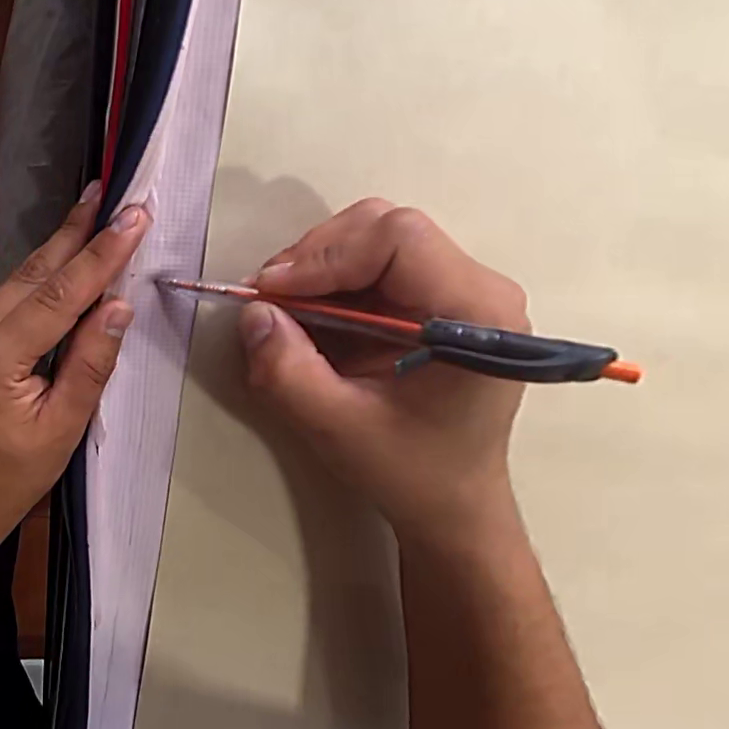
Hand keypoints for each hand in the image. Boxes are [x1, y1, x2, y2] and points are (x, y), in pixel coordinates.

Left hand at [0, 183, 150, 596]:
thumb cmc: (12, 480)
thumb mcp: (62, 428)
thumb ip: (90, 363)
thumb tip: (118, 304)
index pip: (56, 298)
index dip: (98, 256)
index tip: (132, 217)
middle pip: (29, 277)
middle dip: (72, 234)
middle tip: (106, 195)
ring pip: (13, 284)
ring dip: (54, 251)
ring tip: (89, 215)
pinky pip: (3, 302)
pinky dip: (36, 280)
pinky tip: (58, 261)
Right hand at [237, 199, 528, 546]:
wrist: (452, 502)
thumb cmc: (408, 470)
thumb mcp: (335, 427)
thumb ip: (287, 370)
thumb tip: (252, 313)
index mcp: (473, 312)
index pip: (398, 238)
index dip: (326, 255)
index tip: (273, 291)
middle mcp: (475, 287)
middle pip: (384, 226)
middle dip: (316, 253)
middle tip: (271, 296)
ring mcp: (456, 289)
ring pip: (373, 236)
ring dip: (317, 263)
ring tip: (283, 304)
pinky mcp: (431, 299)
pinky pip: (370, 261)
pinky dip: (326, 278)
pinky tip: (307, 312)